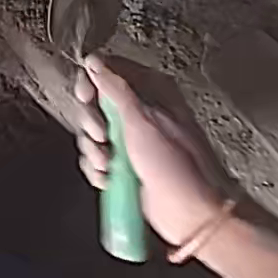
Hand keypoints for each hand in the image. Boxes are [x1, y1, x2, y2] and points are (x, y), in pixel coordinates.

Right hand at [73, 54, 229, 244]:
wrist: (191, 216)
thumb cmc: (176, 166)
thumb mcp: (142, 121)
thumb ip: (115, 88)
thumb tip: (94, 61)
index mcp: (150, 93)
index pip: (107, 71)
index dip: (91, 82)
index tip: (87, 98)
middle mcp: (139, 112)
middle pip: (92, 102)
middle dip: (91, 123)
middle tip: (103, 138)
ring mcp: (130, 139)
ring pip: (90, 132)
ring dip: (93, 151)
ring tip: (109, 165)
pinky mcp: (122, 163)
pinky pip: (93, 157)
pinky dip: (96, 169)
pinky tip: (109, 179)